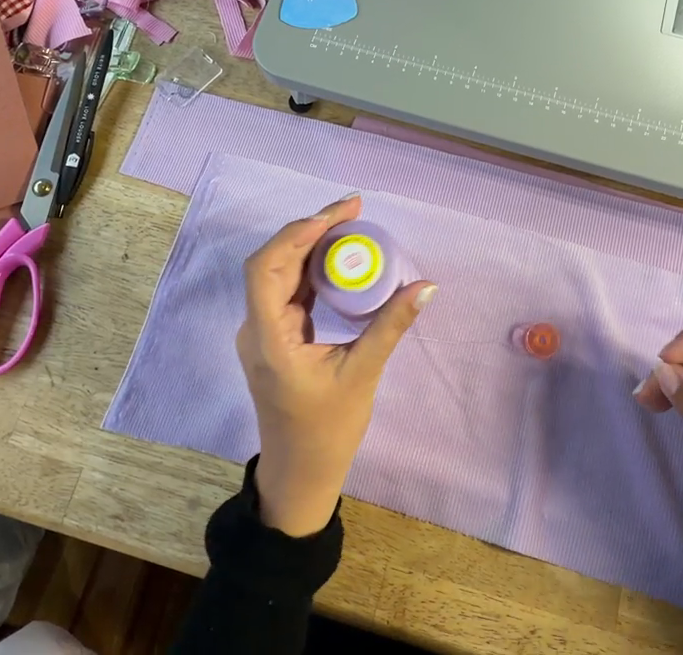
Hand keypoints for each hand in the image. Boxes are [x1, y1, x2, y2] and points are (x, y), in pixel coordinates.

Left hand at [236, 194, 435, 536]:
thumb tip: (426, 285)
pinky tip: (339, 257)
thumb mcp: (363, 374)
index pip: (266, 269)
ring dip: (310, 246)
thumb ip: (391, 326)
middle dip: (309, 231)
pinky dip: (311, 268)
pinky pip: (289, 290)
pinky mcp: (275, 336)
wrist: (301, 472)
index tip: (337, 215)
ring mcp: (263, 332)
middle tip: (353, 209)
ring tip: (351, 223)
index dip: (296, 234)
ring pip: (279, 274)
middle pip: (272, 263)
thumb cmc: (328, 429)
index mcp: (268, 339)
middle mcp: (256, 328)